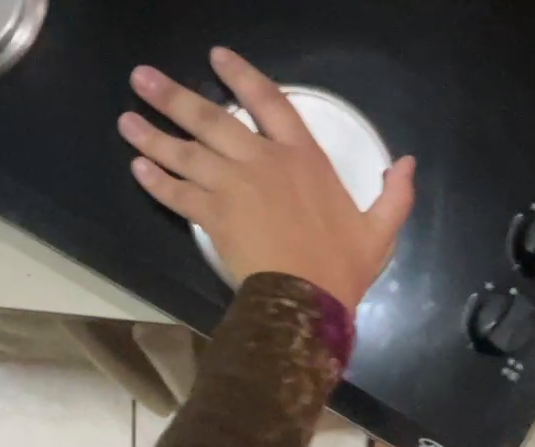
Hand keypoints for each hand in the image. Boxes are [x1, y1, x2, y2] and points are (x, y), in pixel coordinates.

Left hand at [118, 47, 416, 310]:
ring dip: (153, 135)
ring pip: (186, 153)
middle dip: (173, 96)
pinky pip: (178, 194)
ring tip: (126, 120)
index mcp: (302, 157)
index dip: (241, 76)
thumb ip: (395, 194)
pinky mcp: (214, 217)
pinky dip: (157, 181)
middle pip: (210, 119)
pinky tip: (138, 169)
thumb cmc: (343, 267)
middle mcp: (262, 161)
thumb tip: (407, 163)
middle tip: (141, 78)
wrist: (307, 301)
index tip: (216, 57)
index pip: (269, 101)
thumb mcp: (380, 230)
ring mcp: (233, 187)